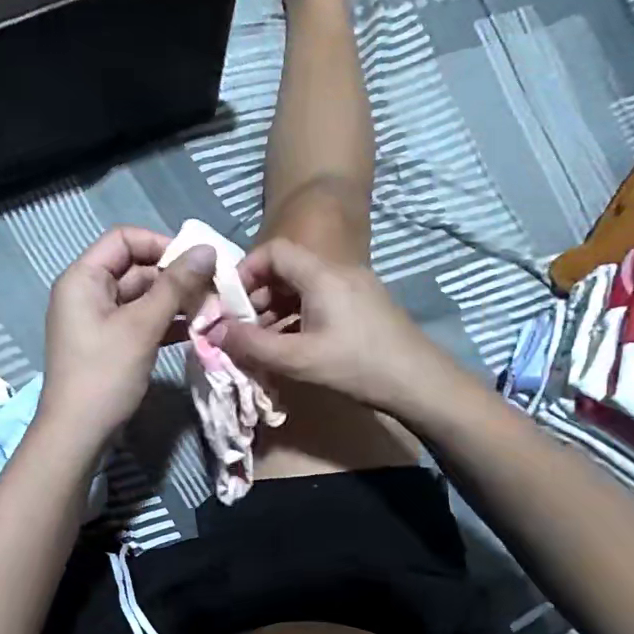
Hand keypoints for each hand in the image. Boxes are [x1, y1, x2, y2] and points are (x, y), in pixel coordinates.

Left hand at [39, 226, 216, 436]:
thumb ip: (176, 285)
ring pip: (143, 297)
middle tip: (215, 290)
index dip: (162, 244)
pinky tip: (197, 331)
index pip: (124, 239)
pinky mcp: (111, 343)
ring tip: (212, 311)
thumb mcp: (142, 326)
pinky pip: (141, 321)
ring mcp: (99, 319)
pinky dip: (166, 323)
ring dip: (176, 302)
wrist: (78, 433)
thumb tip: (208, 250)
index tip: (198, 262)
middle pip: (137, 268)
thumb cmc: (105, 374)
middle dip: (176, 277)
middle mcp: (88, 292)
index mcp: (84, 278)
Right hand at [218, 240, 466, 414]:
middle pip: (287, 270)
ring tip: (262, 342)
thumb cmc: (357, 366)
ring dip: (277, 310)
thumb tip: (213, 332)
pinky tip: (291, 346)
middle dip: (258, 296)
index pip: (274, 251)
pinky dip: (298, 318)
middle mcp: (338, 272)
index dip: (246, 271)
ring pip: (303, 288)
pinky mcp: (363, 306)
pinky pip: (320, 301)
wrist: (419, 381)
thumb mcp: (298, 359)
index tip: (230, 302)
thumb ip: (251, 345)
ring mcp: (355, 288)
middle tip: (243, 327)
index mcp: (322, 274)